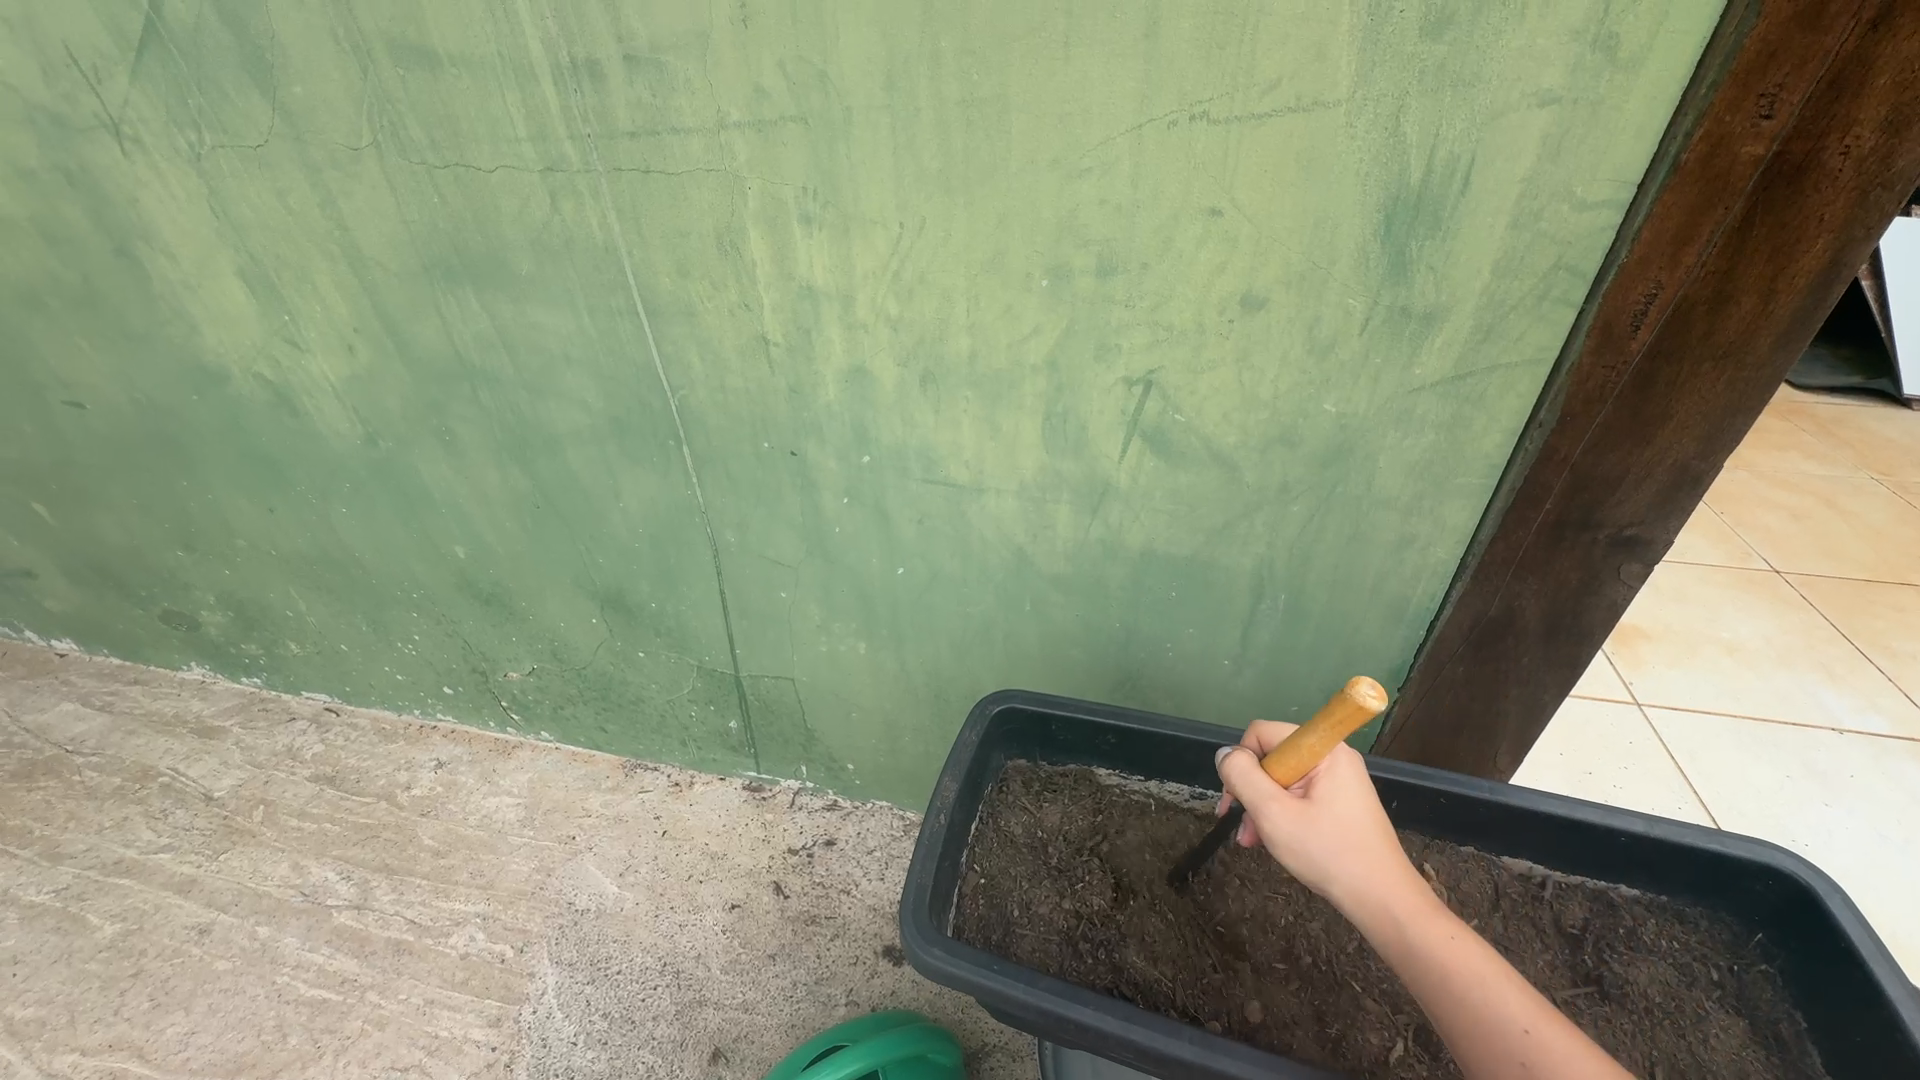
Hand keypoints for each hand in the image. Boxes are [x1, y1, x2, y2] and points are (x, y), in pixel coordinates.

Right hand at [1213, 720, 1426, 916]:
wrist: (1382, 900)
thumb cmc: (1328, 853)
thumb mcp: (1273, 813)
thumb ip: (1241, 777)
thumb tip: (1224, 754)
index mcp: (1322, 750)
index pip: (1263, 733)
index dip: (1243, 761)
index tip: (1236, 796)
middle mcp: (1331, 757)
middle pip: (1271, 757)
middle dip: (1251, 790)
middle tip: (1242, 824)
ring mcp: (1337, 780)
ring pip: (1281, 780)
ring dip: (1261, 807)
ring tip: (1253, 840)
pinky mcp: (1339, 801)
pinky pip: (1297, 796)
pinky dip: (1280, 814)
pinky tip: (1269, 840)